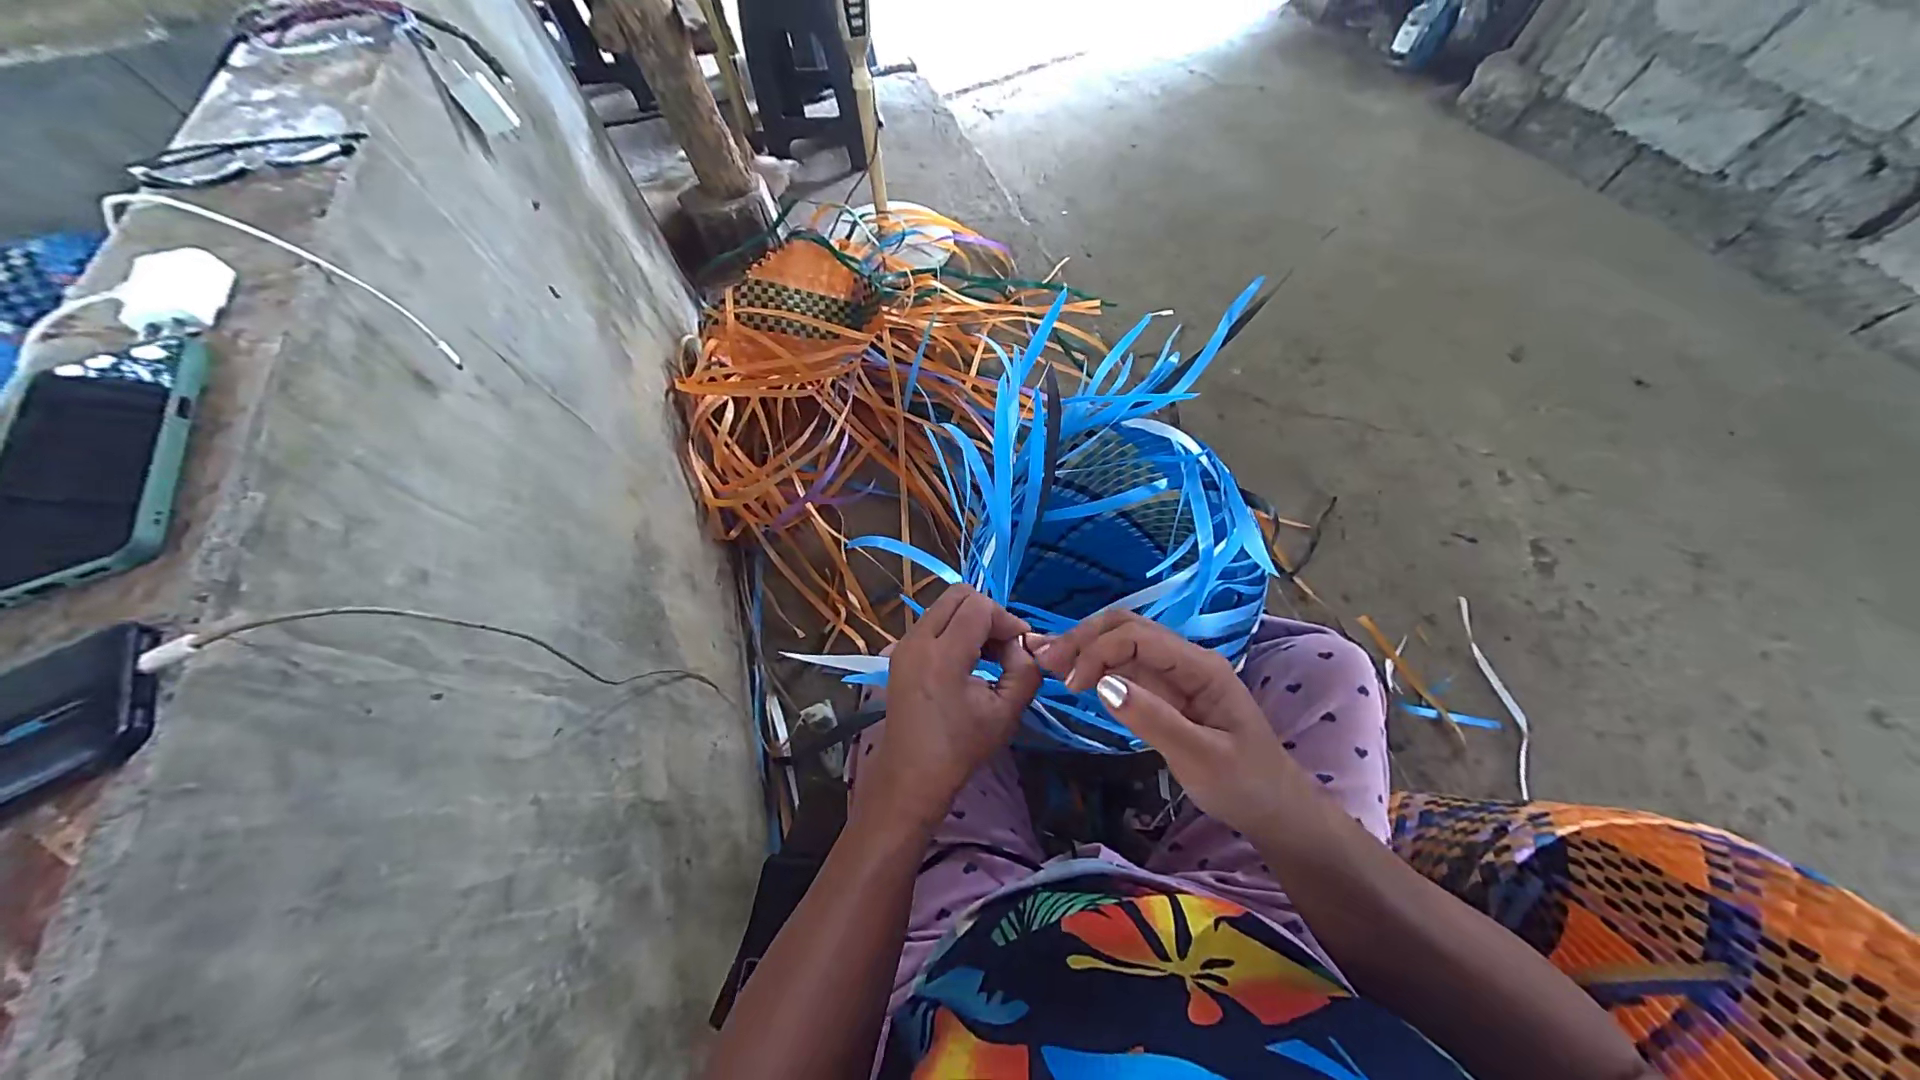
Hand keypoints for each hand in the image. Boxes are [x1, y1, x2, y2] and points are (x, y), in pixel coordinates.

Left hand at [858, 584, 1042, 829]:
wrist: (911, 776)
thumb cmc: (961, 749)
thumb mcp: (1007, 713)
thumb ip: (1025, 670)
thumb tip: (1023, 646)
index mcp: (942, 655)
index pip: (980, 607)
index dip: (1007, 620)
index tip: (1021, 648)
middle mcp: (917, 641)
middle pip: (958, 594)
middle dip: (989, 613)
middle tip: (1004, 647)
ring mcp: (903, 645)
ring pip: (944, 607)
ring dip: (971, 621)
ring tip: (989, 657)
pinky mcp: (899, 654)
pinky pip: (932, 623)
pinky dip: (954, 631)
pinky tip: (967, 663)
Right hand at [1034, 612, 1307, 839]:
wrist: (1275, 809)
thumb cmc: (1244, 784)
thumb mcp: (1200, 758)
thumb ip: (1153, 719)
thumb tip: (1102, 685)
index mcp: (1199, 667)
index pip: (1137, 637)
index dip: (1099, 652)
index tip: (1073, 687)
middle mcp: (1184, 660)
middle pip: (1126, 627)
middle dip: (1083, 637)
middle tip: (1045, 659)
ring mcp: (1173, 675)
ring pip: (1121, 643)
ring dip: (1084, 647)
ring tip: (1046, 660)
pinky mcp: (1163, 693)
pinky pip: (1123, 668)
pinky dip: (1094, 666)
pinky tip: (1070, 673)